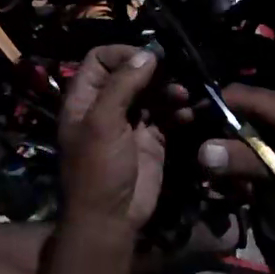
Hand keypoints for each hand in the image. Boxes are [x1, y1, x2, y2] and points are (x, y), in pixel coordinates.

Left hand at [58, 45, 165, 236]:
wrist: (110, 218)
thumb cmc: (98, 169)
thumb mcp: (103, 123)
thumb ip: (123, 86)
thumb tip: (148, 55)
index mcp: (84, 99)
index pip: (100, 59)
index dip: (123, 54)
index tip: (149, 58)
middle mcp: (106, 107)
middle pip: (130, 74)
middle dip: (153, 70)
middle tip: (176, 71)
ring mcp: (130, 123)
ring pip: (152, 93)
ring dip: (169, 89)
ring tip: (184, 94)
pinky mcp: (152, 140)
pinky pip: (167, 115)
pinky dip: (179, 110)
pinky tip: (190, 111)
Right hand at [194, 85, 274, 218]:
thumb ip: (246, 161)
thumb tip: (201, 151)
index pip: (237, 94)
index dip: (208, 106)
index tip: (181, 125)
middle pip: (241, 120)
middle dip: (218, 142)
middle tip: (198, 166)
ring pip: (250, 145)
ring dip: (234, 164)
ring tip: (217, 186)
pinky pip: (265, 164)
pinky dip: (251, 177)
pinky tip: (241, 196)